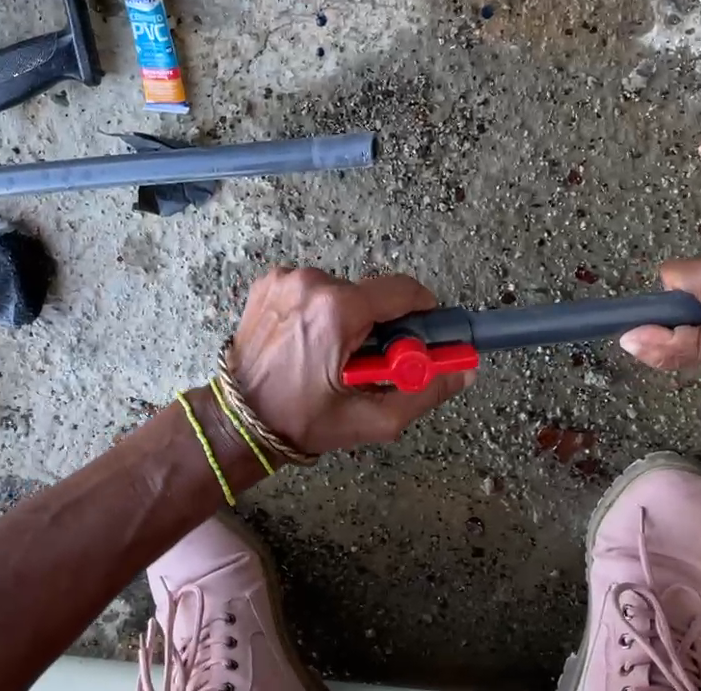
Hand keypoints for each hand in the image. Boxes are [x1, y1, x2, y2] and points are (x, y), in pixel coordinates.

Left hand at [226, 267, 473, 455]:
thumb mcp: (372, 418)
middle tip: (364, 363)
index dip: (421, 314)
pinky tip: (305, 342)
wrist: (237, 421)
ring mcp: (287, 279)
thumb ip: (424, 392)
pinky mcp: (270, 282)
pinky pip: (314, 289)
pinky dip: (317, 311)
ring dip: (345, 318)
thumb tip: (463, 370)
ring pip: (342, 292)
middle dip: (377, 326)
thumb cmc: (301, 421)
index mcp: (338, 311)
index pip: (403, 291)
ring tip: (326, 357)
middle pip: (371, 295)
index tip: (421, 336)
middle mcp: (313, 283)